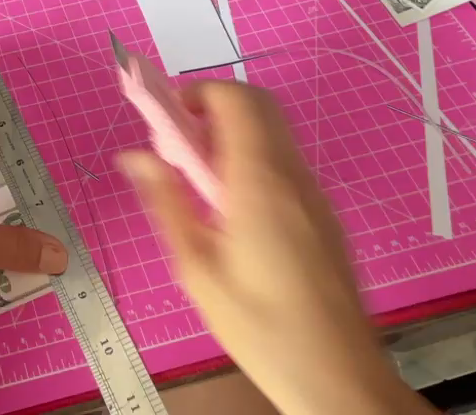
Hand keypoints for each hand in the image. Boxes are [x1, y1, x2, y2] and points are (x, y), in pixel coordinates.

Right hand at [118, 81, 431, 414]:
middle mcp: (292, 175)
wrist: (341, 382)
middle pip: (259, 104)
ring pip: (274, 131)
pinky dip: (253, 157)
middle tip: (182, 144)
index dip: (198, 93)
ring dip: (233, 133)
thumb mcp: (196, 267)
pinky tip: (233, 208)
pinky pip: (285, 162)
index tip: (169, 122)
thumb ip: (165, 201)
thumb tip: (134, 156)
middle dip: (214, 107)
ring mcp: (314, 194)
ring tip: (201, 179)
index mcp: (258, 180)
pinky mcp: (323, 215)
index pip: (236, 99)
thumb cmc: (259, 326)